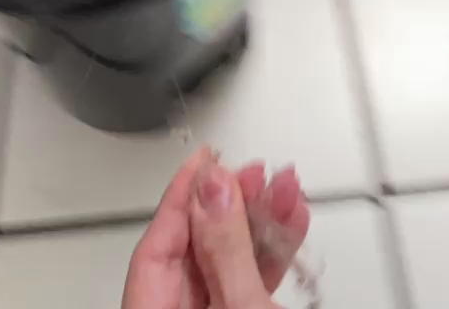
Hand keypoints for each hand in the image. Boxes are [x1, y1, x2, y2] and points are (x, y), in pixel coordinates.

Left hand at [122, 149, 310, 308]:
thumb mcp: (239, 306)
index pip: (156, 241)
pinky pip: (248, 280)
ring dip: (262, 220)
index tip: (206, 156)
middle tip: (256, 171)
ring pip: (228, 260)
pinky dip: (270, 251)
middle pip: (195, 245)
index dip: (183, 192)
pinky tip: (291, 221)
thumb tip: (215, 186)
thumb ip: (226, 247)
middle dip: (232, 200)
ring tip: (287, 187)